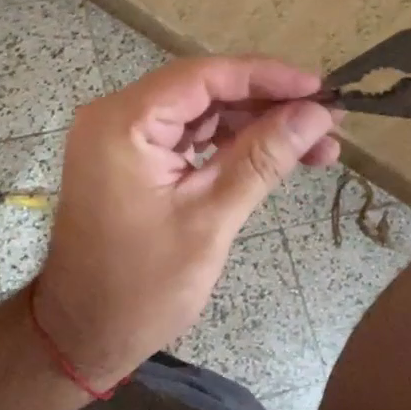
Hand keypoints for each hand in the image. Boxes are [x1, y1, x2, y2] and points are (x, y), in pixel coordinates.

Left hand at [31, 57, 341, 386]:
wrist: (82, 333)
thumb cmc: (143, 286)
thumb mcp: (211, 219)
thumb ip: (263, 158)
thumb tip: (316, 114)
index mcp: (123, 121)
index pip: (203, 76)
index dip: (266, 76)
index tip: (321, 88)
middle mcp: (114, 116)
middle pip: (201, 90)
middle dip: (266, 104)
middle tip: (327, 123)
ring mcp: (117, 137)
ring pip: (197, 113)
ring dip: (252, 125)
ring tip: (316, 146)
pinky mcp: (126, 159)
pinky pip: (182, 136)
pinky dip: (225, 144)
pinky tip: (272, 156)